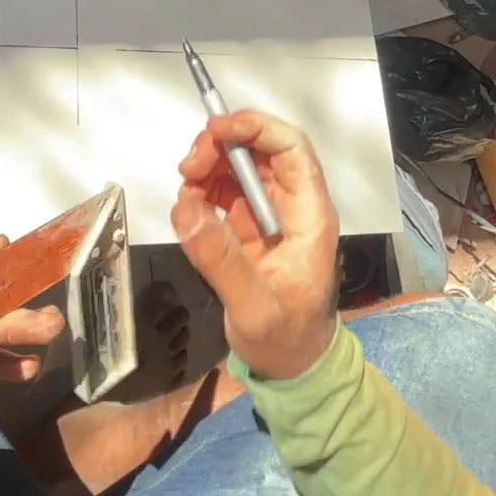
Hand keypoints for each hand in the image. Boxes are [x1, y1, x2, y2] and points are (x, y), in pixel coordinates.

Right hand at [172, 110, 338, 379]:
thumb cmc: (287, 340)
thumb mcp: (254, 308)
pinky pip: (223, 188)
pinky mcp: (247, 223)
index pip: (291, 147)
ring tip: (186, 189)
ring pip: (238, 163)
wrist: (293, 368)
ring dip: (208, 165)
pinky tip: (189, 208)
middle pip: (259, 148)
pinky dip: (201, 188)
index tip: (215, 130)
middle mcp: (291, 203)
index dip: (255, 127)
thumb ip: (220, 260)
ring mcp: (268, 211)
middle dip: (221, 146)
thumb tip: (186, 208)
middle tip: (188, 166)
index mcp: (309, 214)